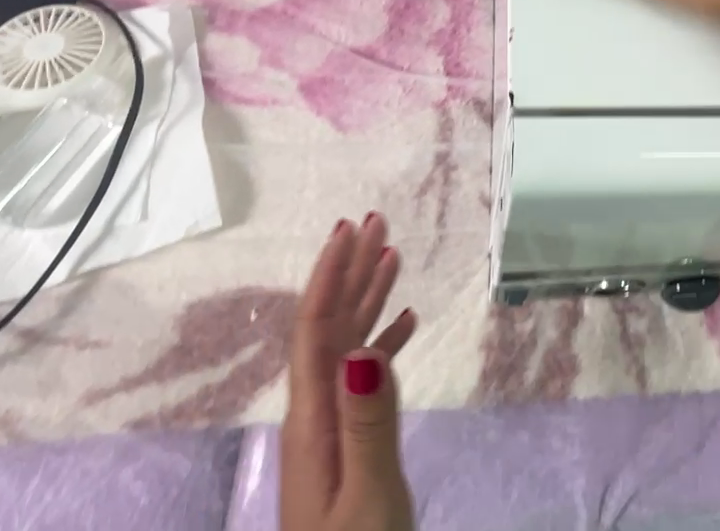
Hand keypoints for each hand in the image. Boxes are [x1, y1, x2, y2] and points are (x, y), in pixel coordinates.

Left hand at [281, 213, 419, 530]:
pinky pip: (366, 374)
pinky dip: (385, 339)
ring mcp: (333, 428)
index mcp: (314, 420)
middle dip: (348, 271)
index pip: (316, 330)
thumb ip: (370, 425)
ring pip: (348, 343)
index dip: (330, 275)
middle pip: (329, 325)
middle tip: (374, 221)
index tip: (349, 231)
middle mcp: (318, 414)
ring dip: (367, 297)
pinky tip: (405, 323)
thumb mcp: (370, 498)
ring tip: (392, 254)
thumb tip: (367, 349)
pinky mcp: (351, 442)